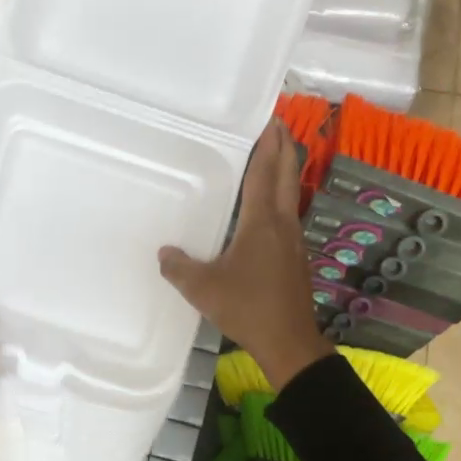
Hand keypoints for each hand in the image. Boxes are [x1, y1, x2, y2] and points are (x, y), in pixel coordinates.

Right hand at [159, 121, 332, 388]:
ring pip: (291, 196)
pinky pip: (288, 218)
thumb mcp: (203, 289)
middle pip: (287, 176)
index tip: (270, 119)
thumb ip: (180, 268)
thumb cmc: (247, 308)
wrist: (288, 341)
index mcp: (262, 222)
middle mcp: (283, 224)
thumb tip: (165, 253)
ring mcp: (294, 242)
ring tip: (272, 161)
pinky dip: (281, 201)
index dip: (267, 145)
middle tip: (276, 126)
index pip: (265, 173)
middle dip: (283, 148)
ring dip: (284, 174)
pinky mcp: (296, 259)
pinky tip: (269, 212)